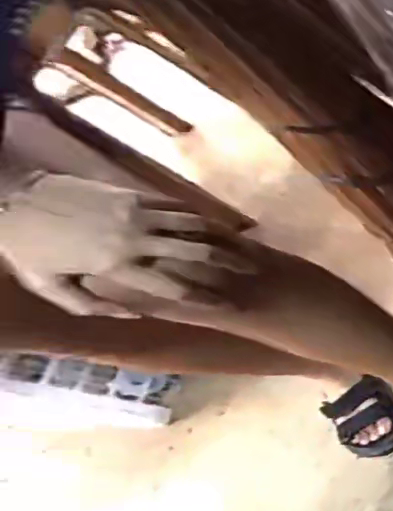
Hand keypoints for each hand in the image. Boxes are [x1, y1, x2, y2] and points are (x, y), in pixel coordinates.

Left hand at [0, 174, 251, 315]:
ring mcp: (137, 215)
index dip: (205, 298)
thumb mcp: (44, 282)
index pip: (174, 287)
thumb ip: (86, 304)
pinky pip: (178, 207)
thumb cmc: (23, 244)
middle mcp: (136, 240)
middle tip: (250, 269)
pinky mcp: (134, 197)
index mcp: (116, 265)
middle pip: (200, 252)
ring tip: (239, 245)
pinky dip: (198, 216)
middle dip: (231, 262)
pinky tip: (209, 224)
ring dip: (223, 237)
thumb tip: (134, 313)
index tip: (227, 305)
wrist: (2, 197)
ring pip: (197, 226)